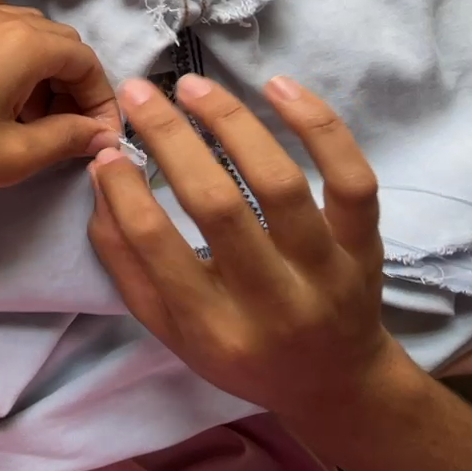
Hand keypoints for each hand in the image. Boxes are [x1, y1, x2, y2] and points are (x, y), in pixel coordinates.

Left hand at [0, 0, 122, 202]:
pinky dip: (0, 45)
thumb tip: (100, 135)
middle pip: (56, 41)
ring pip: (21, 29)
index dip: (99, 101)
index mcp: (25, 41)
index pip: (86, 60)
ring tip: (18, 114)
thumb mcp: (10, 156)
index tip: (95, 139)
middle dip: (69, 86)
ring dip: (35, 67)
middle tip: (58, 131)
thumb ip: (66, 140)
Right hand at [86, 73, 415, 436]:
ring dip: (232, 122)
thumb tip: (103, 176)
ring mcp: (328, 273)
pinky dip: (320, 127)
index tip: (106, 149)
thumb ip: (123, 257)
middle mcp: (274, 303)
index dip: (124, 189)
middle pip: (217, 205)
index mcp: (213, 327)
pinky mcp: (368, 247)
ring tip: (192, 86)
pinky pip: (353, 179)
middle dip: (169, 138)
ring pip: (281, 184)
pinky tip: (279, 86)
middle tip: (137, 92)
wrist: (337, 385)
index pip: (157, 244)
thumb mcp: (164, 325)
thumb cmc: (234, 351)